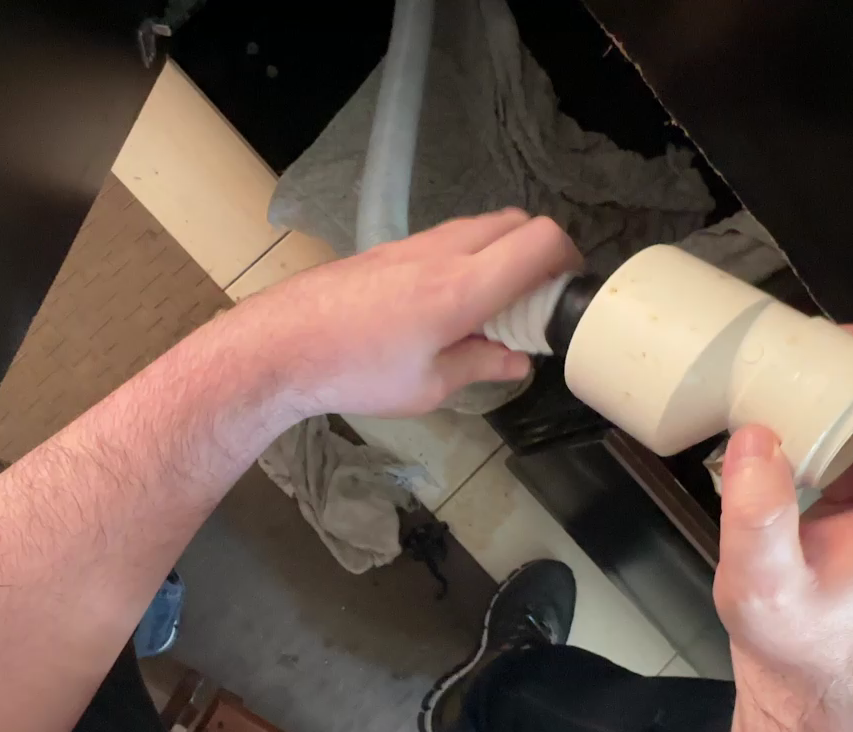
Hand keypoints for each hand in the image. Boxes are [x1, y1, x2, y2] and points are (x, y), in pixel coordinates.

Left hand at [228, 209, 580, 417]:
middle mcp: (445, 251)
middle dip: (539, 253)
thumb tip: (518, 361)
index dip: (568, 258)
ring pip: (480, 228)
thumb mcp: (429, 386)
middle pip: (515, 223)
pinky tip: (449, 302)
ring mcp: (413, 244)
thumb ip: (481, 366)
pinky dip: (468, 258)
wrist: (283, 344)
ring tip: (492, 306)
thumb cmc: (359, 372)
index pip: (540, 241)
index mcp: (465, 286)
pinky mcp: (389, 249)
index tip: (569, 290)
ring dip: (501, 255)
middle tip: (534, 301)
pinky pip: (447, 239)